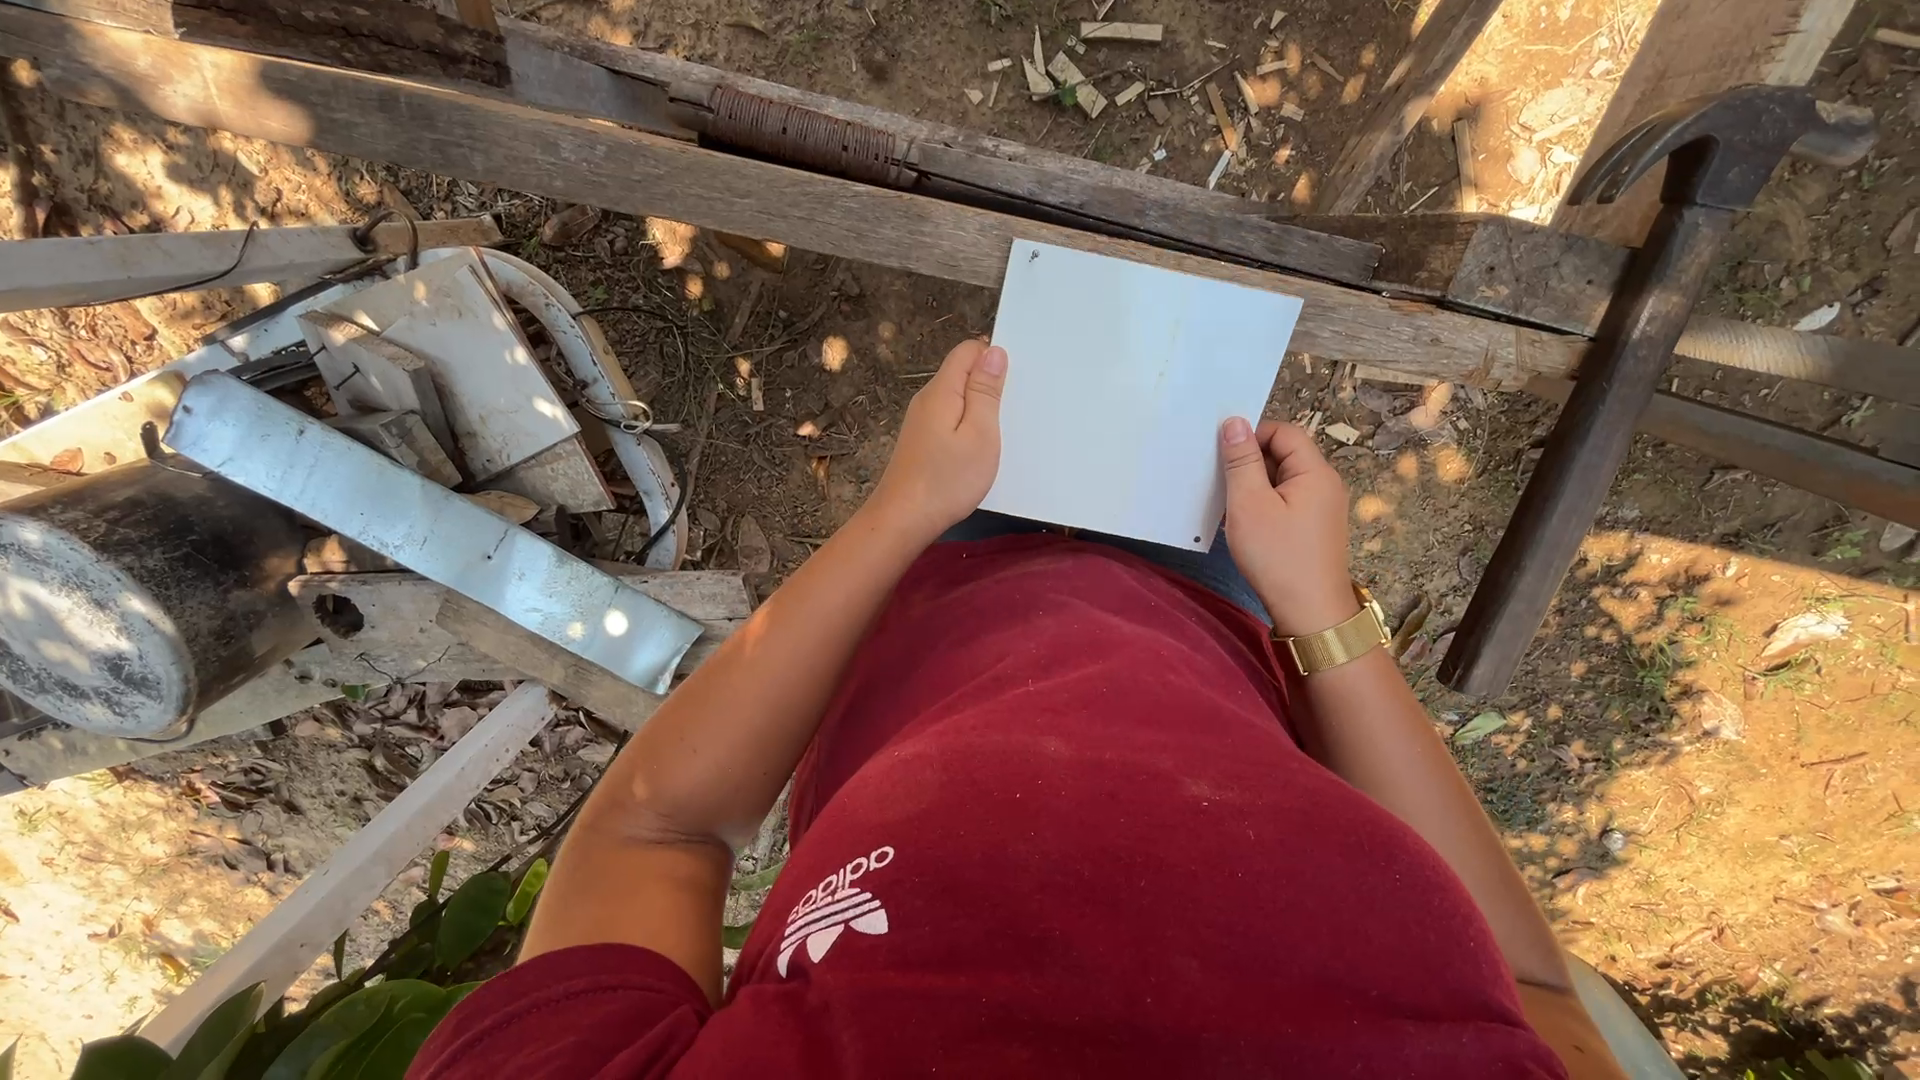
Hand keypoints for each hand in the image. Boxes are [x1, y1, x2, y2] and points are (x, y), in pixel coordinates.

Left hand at [867, 338, 1007, 543]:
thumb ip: (986, 391)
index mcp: (942, 391)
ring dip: (980, 410)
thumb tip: (993, 351)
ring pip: (956, 400)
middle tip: (1013, 412)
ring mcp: (921, 422)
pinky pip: (949, 421)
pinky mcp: (921, 443)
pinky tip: (977, 451)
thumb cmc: (947, 481)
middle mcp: (927, 400)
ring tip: (1000, 434)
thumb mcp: (979, 434)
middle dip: (989, 385)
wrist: (903, 520)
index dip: (993, 358)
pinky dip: (967, 428)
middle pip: (961, 374)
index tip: (1015, 384)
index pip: (968, 351)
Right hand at [1219, 417, 1358, 636]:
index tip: (1222, 454)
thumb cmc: (1277, 556)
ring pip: (1283, 480)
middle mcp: (1326, 484)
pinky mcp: (1315, 528)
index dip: (1253, 435)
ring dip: (1255, 485)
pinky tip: (1245, 522)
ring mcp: (1323, 508)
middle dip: (1251, 461)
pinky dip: (1264, 504)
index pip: (1285, 432)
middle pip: (1285, 454)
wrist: (1310, 612)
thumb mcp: (1249, 504)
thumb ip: (1241, 461)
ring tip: (1230, 503)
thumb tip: (1234, 422)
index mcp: (1315, 471)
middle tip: (1221, 480)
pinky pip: (1287, 501)